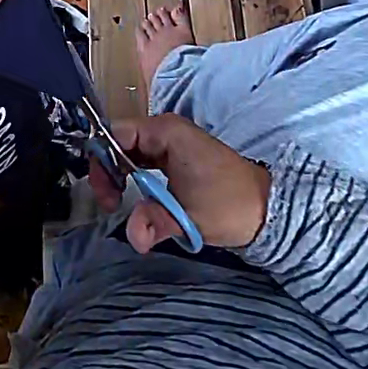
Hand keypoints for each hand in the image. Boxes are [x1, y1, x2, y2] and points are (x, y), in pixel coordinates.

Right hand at [89, 114, 271, 251]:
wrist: (264, 209)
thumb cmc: (229, 204)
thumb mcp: (188, 216)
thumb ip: (154, 222)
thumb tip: (133, 237)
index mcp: (167, 133)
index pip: (116, 134)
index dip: (102, 160)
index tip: (105, 193)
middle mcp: (166, 131)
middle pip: (119, 141)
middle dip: (108, 171)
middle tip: (109, 203)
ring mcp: (172, 143)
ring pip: (129, 152)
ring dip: (119, 175)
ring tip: (117, 203)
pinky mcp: (176, 157)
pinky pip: (144, 160)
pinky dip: (133, 177)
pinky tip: (134, 197)